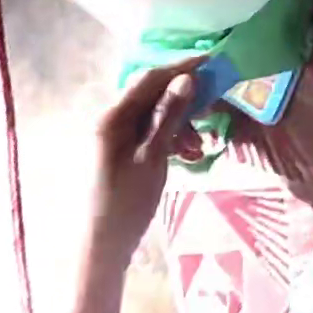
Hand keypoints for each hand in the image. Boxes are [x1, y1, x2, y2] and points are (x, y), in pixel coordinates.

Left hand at [89, 62, 197, 259]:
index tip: (212, 61)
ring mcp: (113, 138)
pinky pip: (149, 132)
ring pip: (153, 114)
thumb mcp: (153, 156)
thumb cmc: (126, 202)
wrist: (100, 250)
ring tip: (200, 143)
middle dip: (184, 96)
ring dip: (180, 121)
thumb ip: (169, 115)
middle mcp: (109, 121)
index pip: (150, 79)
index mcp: (112, 118)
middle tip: (212, 103)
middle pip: (152, 94)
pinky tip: (188, 153)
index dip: (181, 67)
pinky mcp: (120, 153)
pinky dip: (171, 136)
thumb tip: (187, 78)